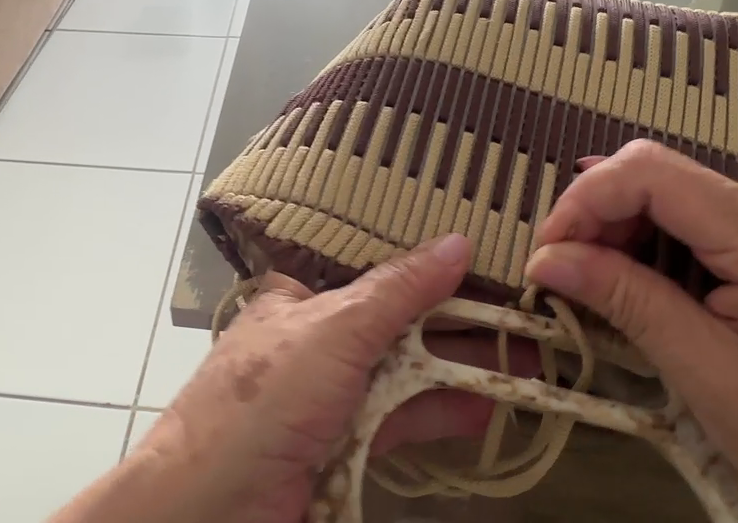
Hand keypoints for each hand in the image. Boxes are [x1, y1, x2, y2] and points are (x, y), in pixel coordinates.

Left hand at [51, 233, 499, 522]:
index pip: (372, 269)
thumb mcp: (335, 328)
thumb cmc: (266, 396)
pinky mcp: (342, 445)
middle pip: (397, 322)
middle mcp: (315, 338)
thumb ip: (398, 289)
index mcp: (300, 296)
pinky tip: (483, 410)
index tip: (482, 262)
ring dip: (460, 370)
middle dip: (457, 323)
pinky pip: (399, 419)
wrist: (212, 507)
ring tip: (525, 365)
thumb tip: (457, 241)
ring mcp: (329, 394)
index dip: (426, 266)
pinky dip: (439, 414)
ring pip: (404, 372)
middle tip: (525, 320)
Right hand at [525, 141, 737, 522]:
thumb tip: (547, 259)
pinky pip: (696, 220)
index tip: (547, 251)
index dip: (586, 198)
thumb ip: (629, 304)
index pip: (654, 174)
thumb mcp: (711, 380)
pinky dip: (651, 244)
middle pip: (659, 175)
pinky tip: (635, 281)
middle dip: (597, 215)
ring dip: (620, 230)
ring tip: (594, 283)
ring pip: (672, 193)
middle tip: (563, 272)